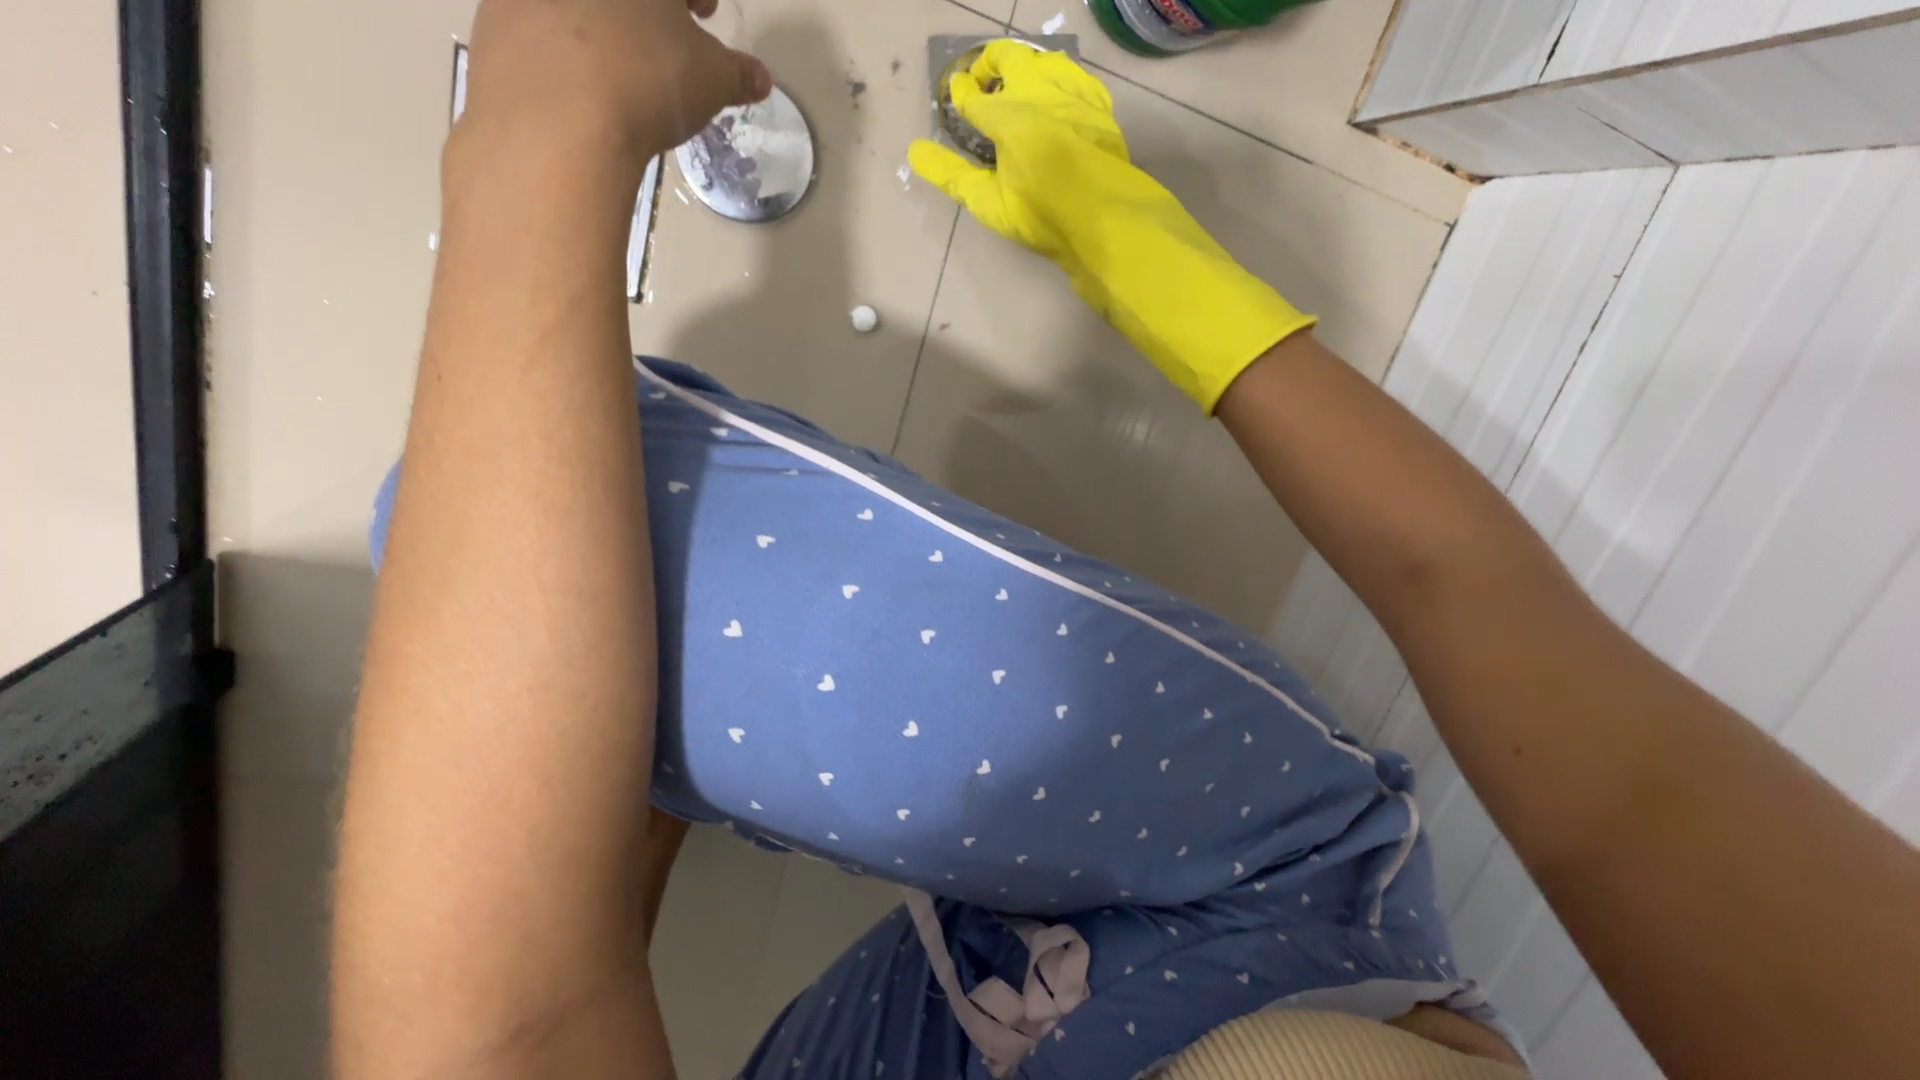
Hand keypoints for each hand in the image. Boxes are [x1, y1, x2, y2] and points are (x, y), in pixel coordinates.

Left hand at [460, 0, 771, 172]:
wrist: (552, 124)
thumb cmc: (645, 82)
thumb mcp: (712, 81)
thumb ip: (738, 74)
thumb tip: (759, 78)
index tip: (706, 11)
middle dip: (648, 8)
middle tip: (666, 34)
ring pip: (575, 8)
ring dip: (600, 25)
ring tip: (620, 68)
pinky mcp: (490, 26)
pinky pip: (535, 27)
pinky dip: (560, 49)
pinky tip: (578, 88)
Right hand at [908, 40, 1315, 413]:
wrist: (1128, 246)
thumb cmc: (1058, 231)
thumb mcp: (997, 209)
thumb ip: (957, 176)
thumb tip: (916, 154)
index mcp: (1018, 120)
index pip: (980, 95)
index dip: (963, 95)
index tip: (952, 102)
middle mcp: (1052, 101)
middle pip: (1016, 63)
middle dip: (993, 68)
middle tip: (978, 89)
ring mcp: (1084, 108)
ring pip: (1051, 68)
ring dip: (1028, 71)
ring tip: (1014, 91)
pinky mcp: (1109, 125)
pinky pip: (1082, 89)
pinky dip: (1065, 87)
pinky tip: (1060, 105)